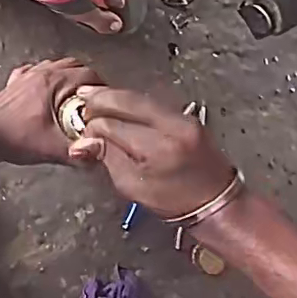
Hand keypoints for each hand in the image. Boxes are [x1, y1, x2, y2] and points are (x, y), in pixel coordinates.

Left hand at [0, 58, 104, 166]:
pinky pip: (33, 72)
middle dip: (87, 82)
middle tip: (93, 101)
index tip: (107, 103)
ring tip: (74, 97)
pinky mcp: (12, 85)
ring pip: (54, 66)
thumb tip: (99, 157)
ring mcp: (24, 77)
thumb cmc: (14, 138)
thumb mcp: (54, 149)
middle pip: (74, 66)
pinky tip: (45, 92)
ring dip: (67, 77)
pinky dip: (44, 78)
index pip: (89, 75)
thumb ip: (80, 153)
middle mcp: (40, 73)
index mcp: (53, 82)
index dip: (102, 89)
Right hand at [68, 88, 237, 217]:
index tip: (83, 135)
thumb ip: (106, 159)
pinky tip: (117, 103)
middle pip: (128, 101)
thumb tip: (80, 143)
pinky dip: (131, 101)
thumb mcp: (132, 186)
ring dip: (115, 97)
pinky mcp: (186, 115)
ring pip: (140, 97)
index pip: (113, 125)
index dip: (93, 128)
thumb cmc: (173, 201)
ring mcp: (182, 117)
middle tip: (80, 98)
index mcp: (158, 148)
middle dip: (101, 99)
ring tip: (92, 98)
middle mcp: (172, 126)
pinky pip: (152, 102)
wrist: (216, 201)